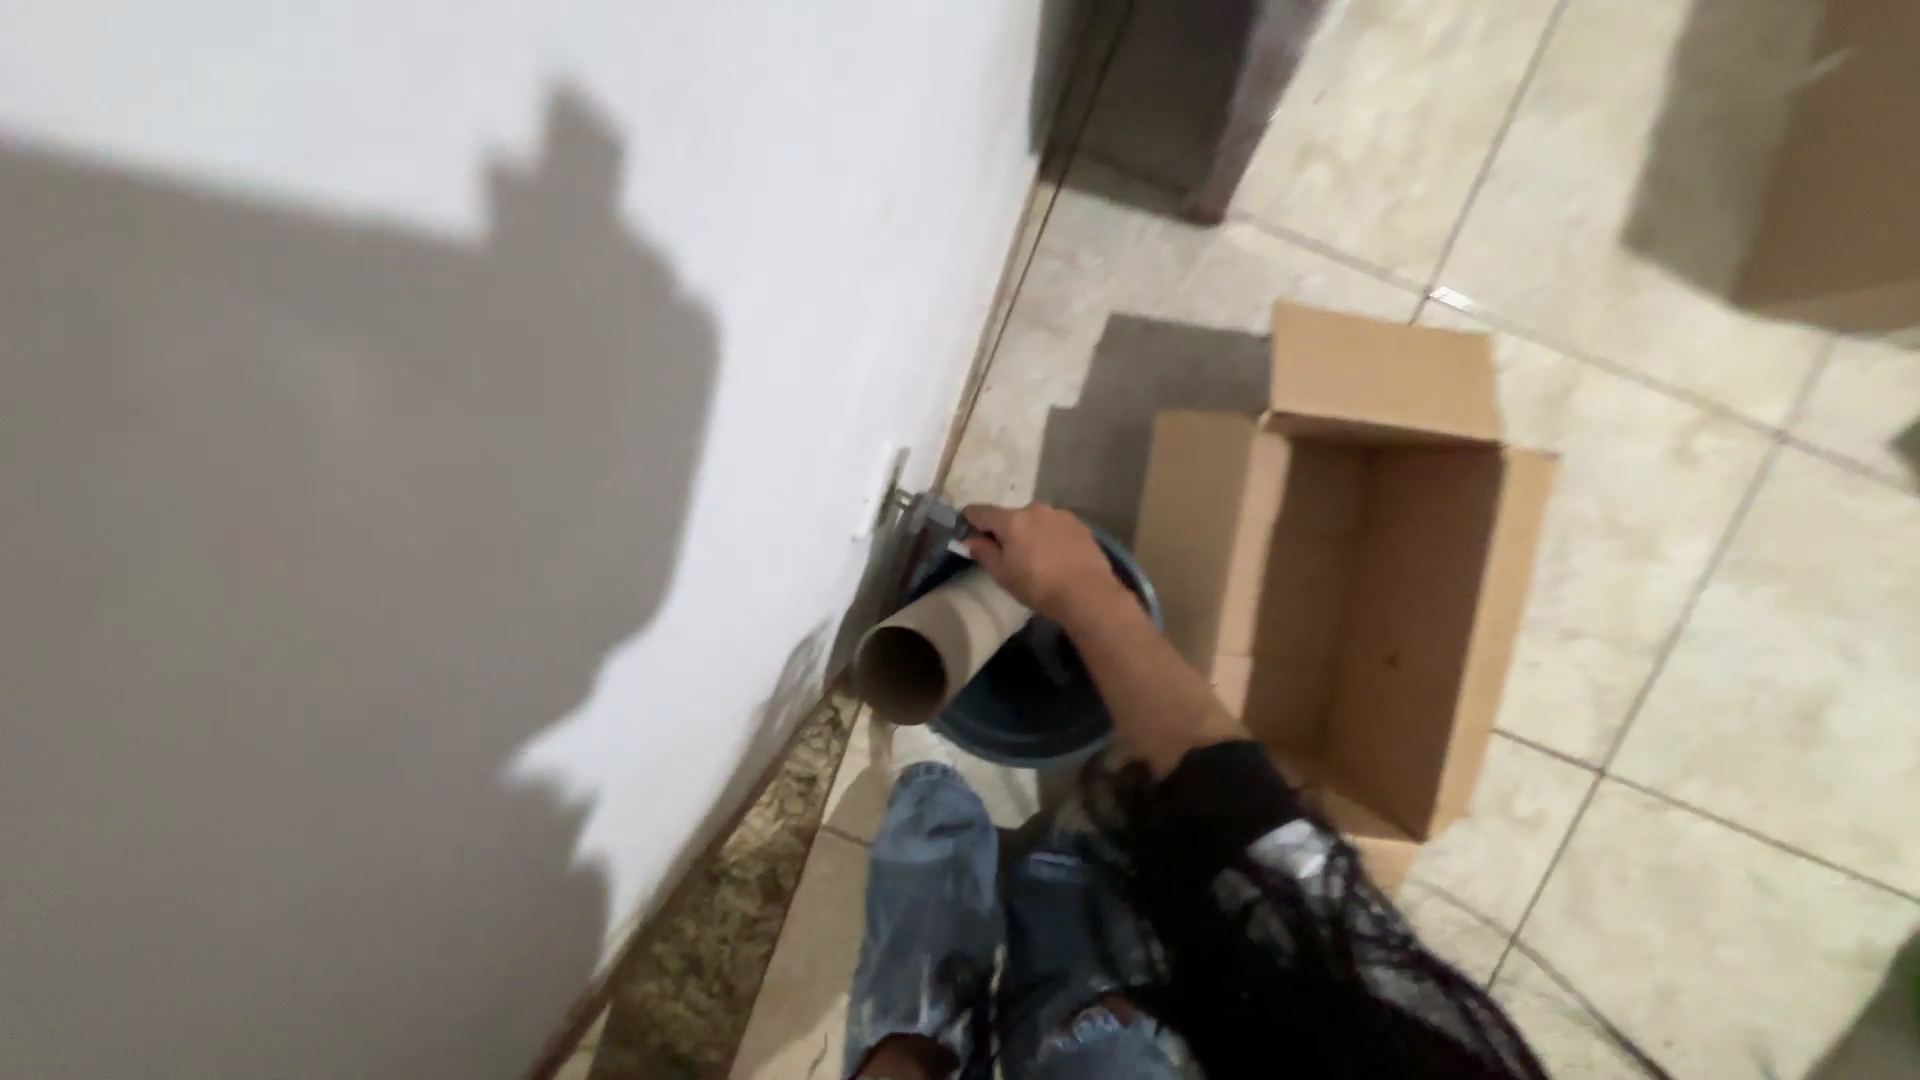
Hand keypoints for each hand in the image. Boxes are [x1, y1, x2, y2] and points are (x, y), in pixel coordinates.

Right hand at [961, 503, 1130, 626]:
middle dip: (1005, 531)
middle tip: (1007, 554)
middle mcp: (1035, 509)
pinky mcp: (1079, 525)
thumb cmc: (1038, 586)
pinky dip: (1050, 537)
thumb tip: (969, 540)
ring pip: (1035, 520)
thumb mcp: (1003, 575)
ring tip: (1036, 558)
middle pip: (1011, 516)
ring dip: (1030, 533)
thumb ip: (984, 553)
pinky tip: (1056, 557)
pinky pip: (1055, 527)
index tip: (966, 530)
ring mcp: (1060, 515)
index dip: (969, 519)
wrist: (1087, 593)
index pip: (981, 511)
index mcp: (1012, 520)